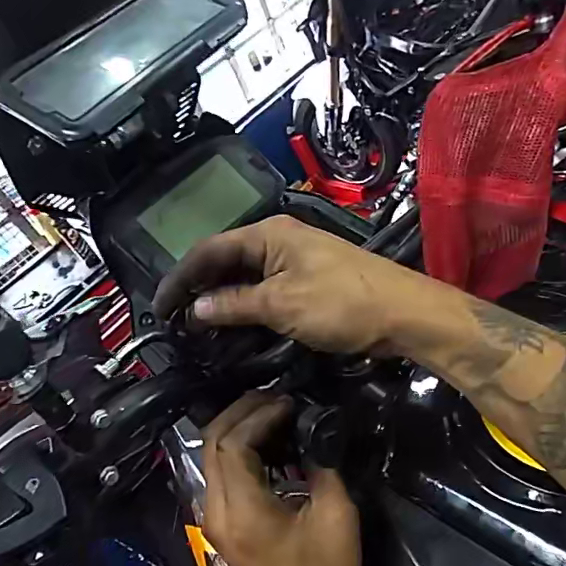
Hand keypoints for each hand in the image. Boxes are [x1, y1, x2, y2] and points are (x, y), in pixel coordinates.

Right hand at [153, 215, 455, 355]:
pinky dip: (248, 310)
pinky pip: (268, 293)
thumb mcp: (282, 304)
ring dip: (223, 303)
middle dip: (199, 290)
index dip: (180, 277)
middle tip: (176, 322)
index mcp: (269, 234)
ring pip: (247, 280)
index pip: (210, 250)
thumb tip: (195, 309)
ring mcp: (297, 263)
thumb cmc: (343, 303)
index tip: (159, 307)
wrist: (405, 315)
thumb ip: (234, 305)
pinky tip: (235, 330)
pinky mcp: (311, 285)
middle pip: (227, 262)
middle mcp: (280, 242)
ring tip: (198, 331)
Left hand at [201, 391, 359, 565]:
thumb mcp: (336, 518)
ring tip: (274, 412)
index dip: (260, 416)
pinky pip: (218, 472)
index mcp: (243, 511)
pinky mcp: (220, 523)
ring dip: (238, 427)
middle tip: (276, 397)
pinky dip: (237, 448)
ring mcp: (213, 518)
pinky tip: (267, 441)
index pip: (233, 444)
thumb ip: (323, 466)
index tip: (289, 404)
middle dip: (242, 412)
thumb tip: (316, 428)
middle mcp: (216, 511)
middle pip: (212, 442)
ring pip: (210, 455)